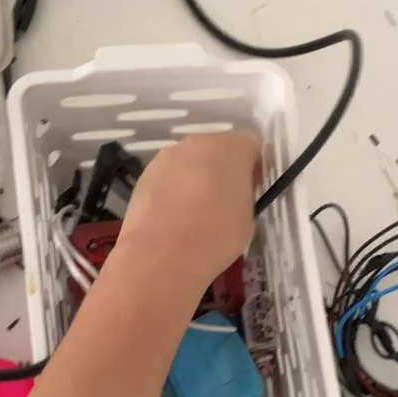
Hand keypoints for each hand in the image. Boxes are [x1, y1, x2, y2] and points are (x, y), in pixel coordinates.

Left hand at [107, 131, 260, 295]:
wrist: (162, 254)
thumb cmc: (215, 236)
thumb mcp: (247, 219)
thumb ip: (244, 197)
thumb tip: (233, 196)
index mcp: (231, 148)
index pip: (251, 146)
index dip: (253, 169)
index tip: (251, 193)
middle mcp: (198, 142)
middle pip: (216, 150)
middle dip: (222, 172)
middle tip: (223, 204)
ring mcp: (166, 156)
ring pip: (189, 163)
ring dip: (195, 180)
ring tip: (194, 215)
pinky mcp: (144, 175)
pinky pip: (167, 178)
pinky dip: (173, 192)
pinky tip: (173, 220)